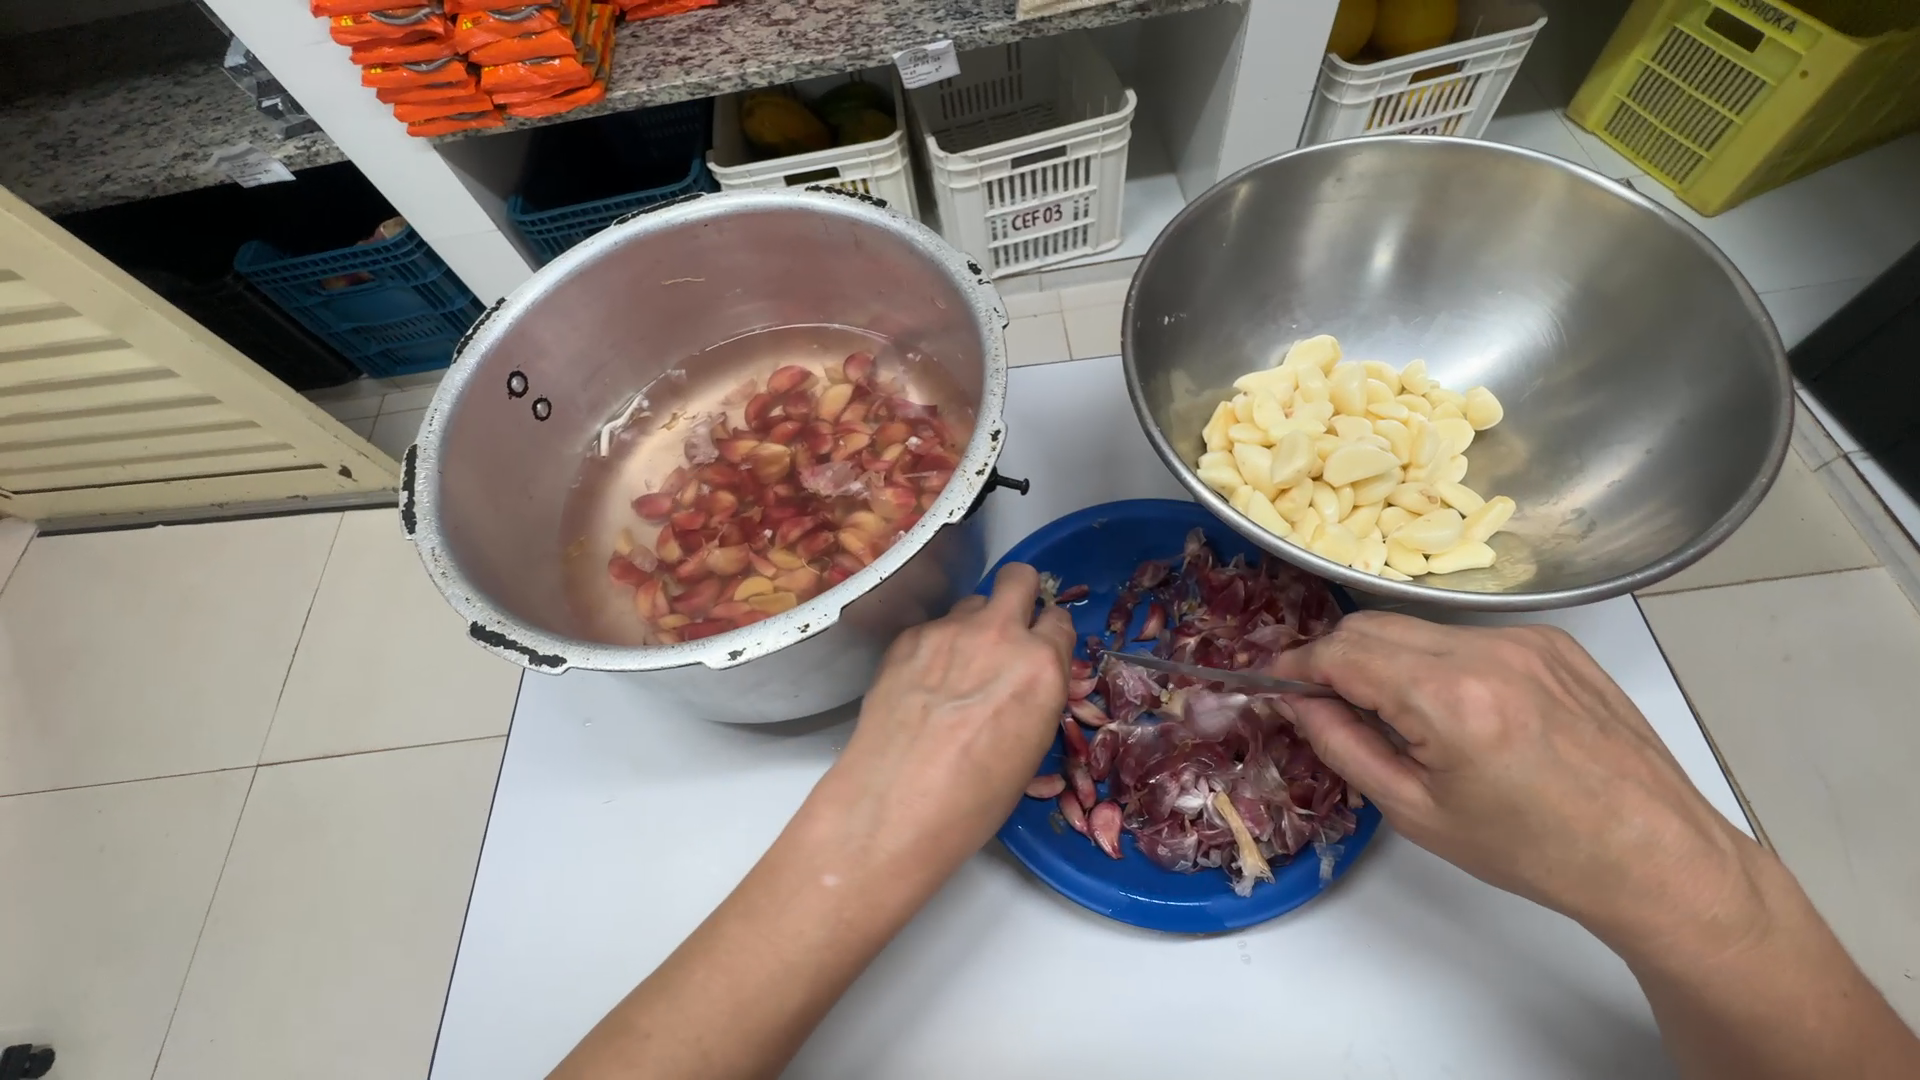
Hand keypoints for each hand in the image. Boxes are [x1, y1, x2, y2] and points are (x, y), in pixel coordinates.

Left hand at [818, 562, 1075, 881]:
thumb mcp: (1031, 749)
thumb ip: (1035, 694)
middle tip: (1007, 627)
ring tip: (955, 667)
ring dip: (973, 625)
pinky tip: (920, 685)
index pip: (1059, 620)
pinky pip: (932, 628)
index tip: (1040, 647)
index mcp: (1042, 667)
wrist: (895, 805)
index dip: (1049, 634)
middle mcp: (999, 635)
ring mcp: (949, 630)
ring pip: (971, 602)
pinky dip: (933, 647)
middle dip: (1018, 595)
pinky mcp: (908, 637)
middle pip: (1017, 578)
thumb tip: (1024, 681)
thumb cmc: (974, 799)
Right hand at [1271, 612, 1763, 949]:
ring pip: (1412, 626)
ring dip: (1380, 657)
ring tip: (1390, 709)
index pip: (1340, 653)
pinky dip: (1431, 658)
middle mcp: (1485, 652)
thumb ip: (1343, 746)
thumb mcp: (1415, 811)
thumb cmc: (1530, 850)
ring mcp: (1523, 639)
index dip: (1296, 665)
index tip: (1274, 683)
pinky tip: (1450, 704)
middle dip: (1331, 656)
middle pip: (1369, 626)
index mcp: (1449, 700)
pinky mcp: (1550, 641)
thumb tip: (1297, 704)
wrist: (1658, 858)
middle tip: (1322, 699)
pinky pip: (1460, 635)